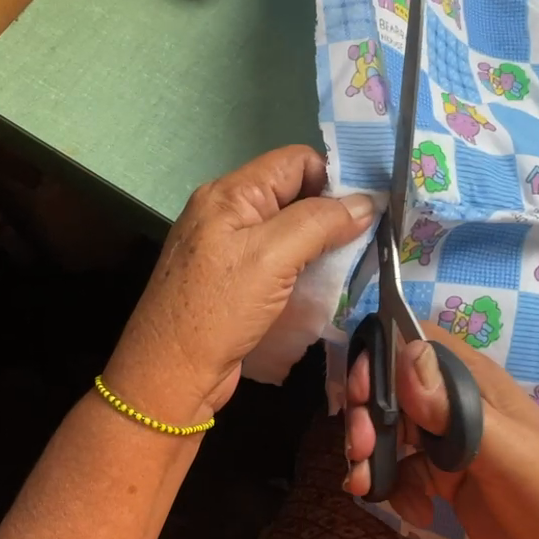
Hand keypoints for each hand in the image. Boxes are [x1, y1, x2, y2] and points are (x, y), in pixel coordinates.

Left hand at [105, 146, 374, 425]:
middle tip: (368, 242)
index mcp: (229, 194)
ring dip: (321, 247)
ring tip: (353, 267)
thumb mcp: (272, 257)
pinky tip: (324, 288)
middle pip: (294, 196)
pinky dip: (303, 271)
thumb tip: (366, 202)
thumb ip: (320, 222)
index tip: (368, 211)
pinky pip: (279, 264)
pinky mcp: (234, 284)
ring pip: (289, 233)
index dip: (333, 178)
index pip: (294, 162)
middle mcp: (227, 215)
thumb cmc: (218, 312)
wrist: (170, 377)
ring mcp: (229, 251)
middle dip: (331, 215)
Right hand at [344, 328, 538, 538]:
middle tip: (361, 450)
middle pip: (390, 388)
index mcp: (473, 381)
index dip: (379, 358)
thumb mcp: (504, 450)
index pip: (413, 342)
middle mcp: (456, 402)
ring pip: (389, 430)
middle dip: (366, 415)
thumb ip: (455, 408)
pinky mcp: (442, 476)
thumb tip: (408, 355)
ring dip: (370, 454)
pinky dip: (392, 487)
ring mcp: (448, 440)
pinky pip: (400, 469)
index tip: (360, 394)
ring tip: (365, 486)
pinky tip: (410, 512)